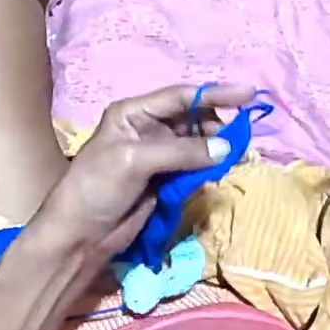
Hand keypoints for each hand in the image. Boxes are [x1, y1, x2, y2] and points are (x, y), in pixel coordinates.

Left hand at [29, 83, 255, 257]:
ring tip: (239, 155)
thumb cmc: (97, 188)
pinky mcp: (167, 177)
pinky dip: (212, 165)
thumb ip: (182, 151)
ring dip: (219, 147)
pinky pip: (197, 165)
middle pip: (194, 117)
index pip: (181, 97)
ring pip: (199, 142)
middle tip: (242, 137)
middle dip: (219, 123)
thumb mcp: (135, 160)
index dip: (215, 93)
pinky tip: (225, 168)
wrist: (81, 236)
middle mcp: (149, 128)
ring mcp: (159, 153)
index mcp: (134, 113)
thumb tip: (227, 149)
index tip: (248, 93)